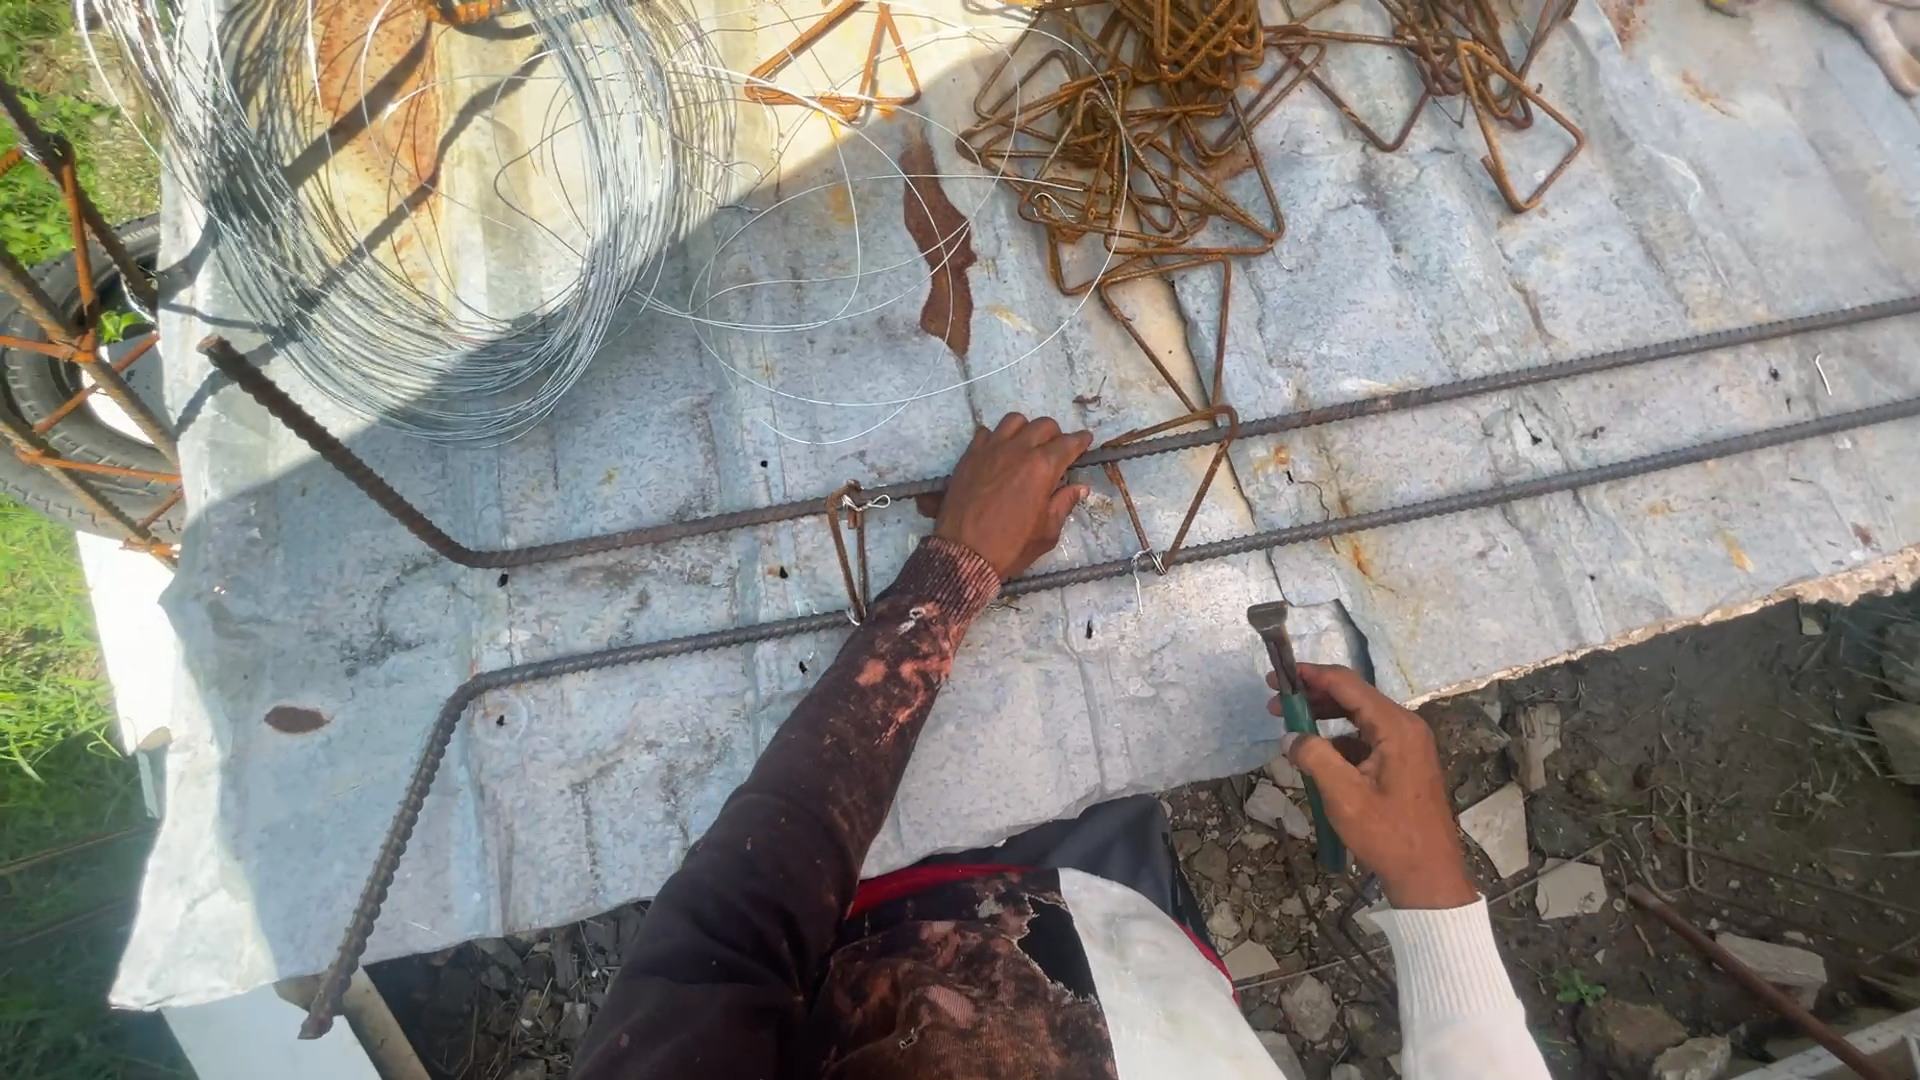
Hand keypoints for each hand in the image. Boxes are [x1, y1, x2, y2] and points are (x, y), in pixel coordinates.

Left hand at [918, 413, 1090, 579]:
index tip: (1085, 440)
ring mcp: (991, 449)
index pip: (1068, 443)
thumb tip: (1080, 488)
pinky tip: (998, 453)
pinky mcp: (969, 456)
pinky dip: (996, 438)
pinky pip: (986, 433)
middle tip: (1056, 450)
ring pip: (1014, 421)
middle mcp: (1018, 450)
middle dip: (1055, 435)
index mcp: (1043, 467)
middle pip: (1043, 426)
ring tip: (1026, 446)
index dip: (1081, 441)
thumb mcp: (1047, 532)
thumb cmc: (1011, 546)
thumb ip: (1064, 503)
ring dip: (1026, 430)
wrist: (964, 553)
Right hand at [1270, 663, 1477, 909]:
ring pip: (1357, 715)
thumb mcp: (1342, 794)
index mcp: (1395, 727)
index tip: (1277, 677)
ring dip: (1322, 716)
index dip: (1310, 675)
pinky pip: (1364, 736)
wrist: (1429, 878)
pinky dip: (1337, 737)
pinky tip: (1316, 753)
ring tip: (1289, 724)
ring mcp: (1407, 744)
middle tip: (1275, 702)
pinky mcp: (1403, 761)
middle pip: (1352, 696)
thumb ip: (1313, 756)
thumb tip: (1290, 736)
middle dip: (1312, 695)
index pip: (1347, 684)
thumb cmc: (1388, 834)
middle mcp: (1405, 727)